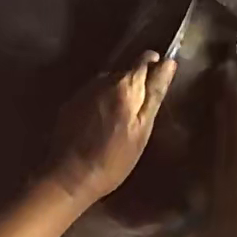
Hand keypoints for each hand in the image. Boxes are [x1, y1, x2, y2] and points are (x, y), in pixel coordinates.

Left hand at [47, 51, 177, 203]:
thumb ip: (155, 92)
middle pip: (127, 71)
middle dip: (135, 87)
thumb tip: (169, 62)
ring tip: (117, 124)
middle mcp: (104, 78)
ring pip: (110, 83)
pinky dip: (100, 104)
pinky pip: (94, 94)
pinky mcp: (71, 102)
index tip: (157, 87)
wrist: (67, 178)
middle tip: (137, 117)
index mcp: (126, 84)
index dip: (155, 68)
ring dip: (117, 95)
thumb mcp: (142, 129)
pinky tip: (98, 127)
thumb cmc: (113, 158)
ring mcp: (85, 89)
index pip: (146, 57)